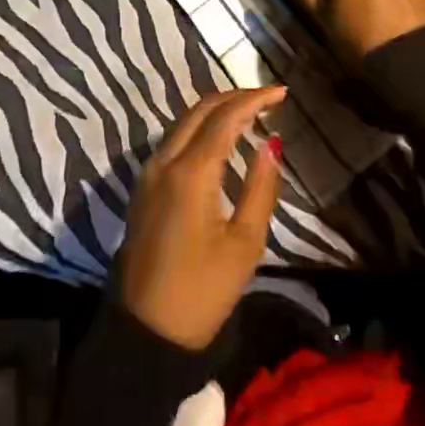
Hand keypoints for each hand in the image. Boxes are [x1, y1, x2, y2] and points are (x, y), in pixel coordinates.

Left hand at [118, 87, 286, 349]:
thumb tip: (272, 144)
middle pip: (199, 110)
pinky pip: (174, 141)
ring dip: (216, 110)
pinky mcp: (143, 190)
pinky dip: (200, 128)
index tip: (282, 92)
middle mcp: (163, 163)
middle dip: (235, 96)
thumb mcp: (245, 243)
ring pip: (183, 123)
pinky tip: (221, 138)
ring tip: (250, 112)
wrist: (144, 333)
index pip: (225, 117)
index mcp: (190, 173)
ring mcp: (148, 175)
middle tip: (267, 98)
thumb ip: (261, 187)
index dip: (255, 99)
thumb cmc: (202, 291)